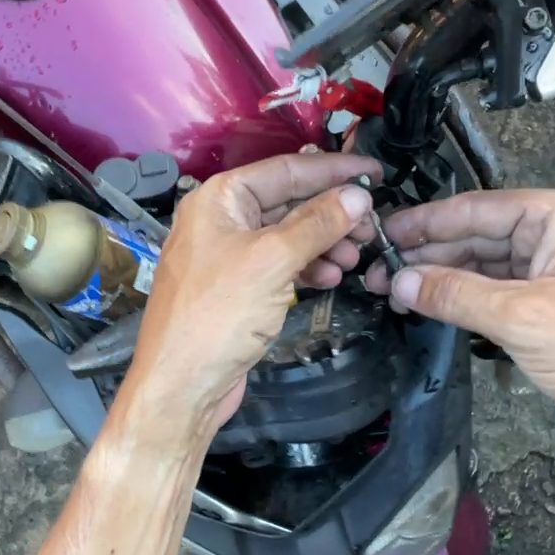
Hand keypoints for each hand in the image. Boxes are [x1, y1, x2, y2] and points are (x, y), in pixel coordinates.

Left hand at [126, 152, 381, 433]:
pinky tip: (330, 278)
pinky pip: (279, 265)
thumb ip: (317, 224)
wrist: (180, 384)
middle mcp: (221, 220)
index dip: (333, 170)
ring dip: (324, 243)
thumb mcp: (273, 261)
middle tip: (371, 226)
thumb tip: (356, 196)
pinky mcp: (237, 289)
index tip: (373, 173)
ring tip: (354, 257)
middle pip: (288, 202)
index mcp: (220, 199)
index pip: (286, 170)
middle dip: (332, 213)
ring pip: (287, 236)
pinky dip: (306, 268)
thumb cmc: (216, 316)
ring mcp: (228, 256)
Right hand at [362, 190, 554, 438]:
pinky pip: (500, 290)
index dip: (426, 222)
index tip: (383, 234)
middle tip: (381, 274)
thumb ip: (457, 295)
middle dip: (430, 255)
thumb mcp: (523, 318)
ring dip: (444, 279)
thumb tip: (401, 282)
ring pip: (486, 265)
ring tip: (398, 293)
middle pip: (479, 236)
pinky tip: (434, 306)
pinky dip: (467, 299)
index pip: (478, 209)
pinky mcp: (554, 302)